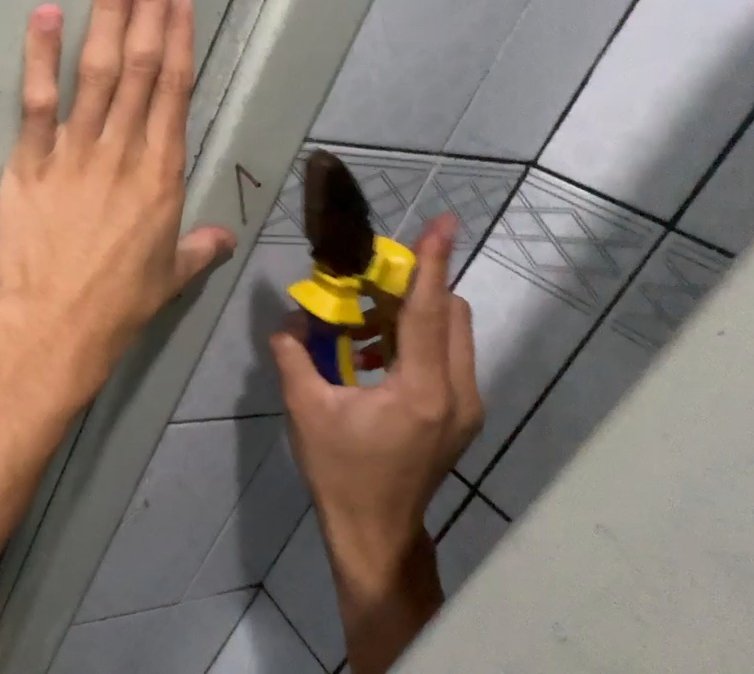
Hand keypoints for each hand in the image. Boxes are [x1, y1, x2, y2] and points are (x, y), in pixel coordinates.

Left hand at [0, 0, 235, 393]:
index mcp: (163, 172)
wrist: (57, 327)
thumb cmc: (117, 305)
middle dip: (149, 1)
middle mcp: (125, 151)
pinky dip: (41, 57)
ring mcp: (77, 153)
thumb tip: (225, 238)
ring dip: (108, 13)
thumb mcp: (169, 277)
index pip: (176, 87)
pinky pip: (38, 103)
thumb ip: (198, 248)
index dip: (179, 33)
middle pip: (143, 63)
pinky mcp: (31, 164)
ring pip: (99, 71)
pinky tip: (44, 15)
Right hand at [269, 216, 481, 671]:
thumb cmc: (339, 469)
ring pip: (453, 334)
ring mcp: (465, 406)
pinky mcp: (460, 416)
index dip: (432, 264)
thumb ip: (294, 354)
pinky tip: (374, 354)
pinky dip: (417, 338)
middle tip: (370, 278)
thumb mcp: (305, 407)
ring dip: (415, 313)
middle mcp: (456, 392)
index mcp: (420, 389)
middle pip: (450, 314)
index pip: (428, 312)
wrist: (375, 529)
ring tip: (364, 321)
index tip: (443, 224)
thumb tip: (288, 318)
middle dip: (416, 285)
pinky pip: (447, 356)